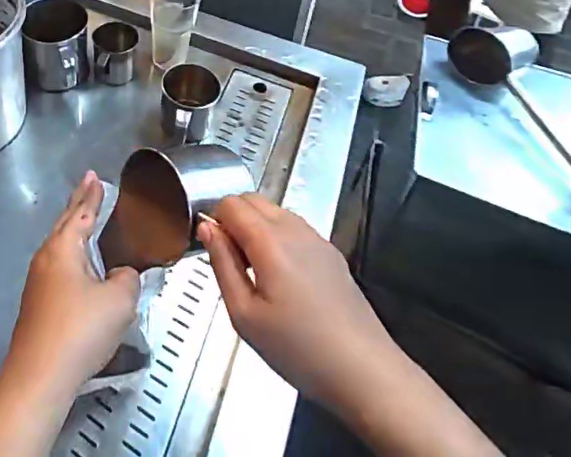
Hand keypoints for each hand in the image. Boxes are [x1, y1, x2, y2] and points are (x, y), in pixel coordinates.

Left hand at [3, 172, 141, 396]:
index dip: (92, 195)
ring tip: (85, 220)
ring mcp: (37, 283)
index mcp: (63, 248)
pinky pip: (57, 267)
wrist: (39, 379)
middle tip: (88, 184)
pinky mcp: (37, 306)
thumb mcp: (119, 300)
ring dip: (73, 230)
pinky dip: (71, 255)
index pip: (81, 212)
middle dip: (78, 204)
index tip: (95, 177)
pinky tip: (80, 268)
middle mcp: (46, 259)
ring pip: (59, 246)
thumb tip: (121, 275)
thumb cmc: (78, 331)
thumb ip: (127, 278)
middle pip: (64, 223)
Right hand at [200, 194, 401, 410]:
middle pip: (252, 199)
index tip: (213, 249)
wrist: (362, 370)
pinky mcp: (330, 252)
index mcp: (269, 240)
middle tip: (231, 262)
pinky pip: (294, 228)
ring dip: (256, 228)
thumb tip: (207, 230)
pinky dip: (278, 239)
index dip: (215, 220)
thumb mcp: (244, 315)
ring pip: (274, 212)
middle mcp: (294, 229)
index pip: (230, 203)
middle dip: (234, 220)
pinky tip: (282, 281)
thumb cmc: (300, 349)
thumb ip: (221, 264)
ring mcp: (316, 238)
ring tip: (255, 276)